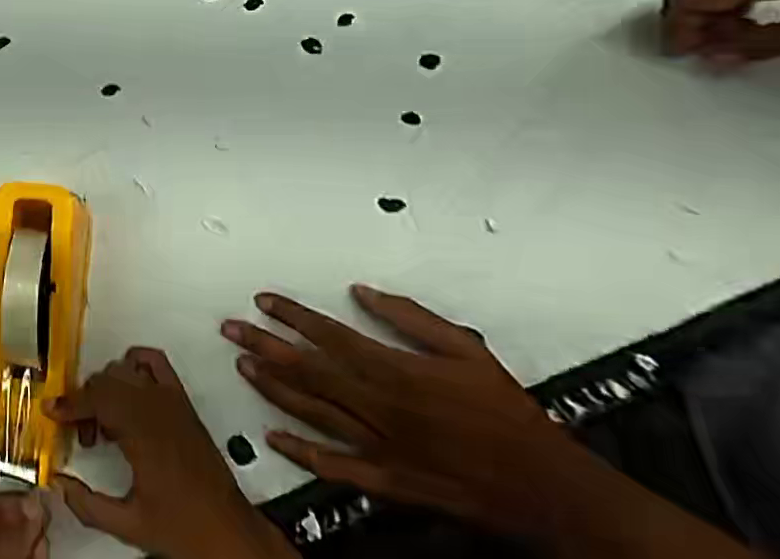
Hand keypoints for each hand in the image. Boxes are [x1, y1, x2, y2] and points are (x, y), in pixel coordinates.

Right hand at [44, 348, 296, 558]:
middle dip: (85, 402)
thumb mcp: (129, 525)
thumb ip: (88, 504)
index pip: (95, 398)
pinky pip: (155, 362)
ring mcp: (172, 402)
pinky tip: (129, 387)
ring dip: (107, 388)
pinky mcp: (184, 403)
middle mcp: (158, 409)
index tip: (53, 412)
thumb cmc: (187, 529)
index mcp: (143, 434)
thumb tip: (60, 483)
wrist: (232, 535)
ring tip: (106, 420)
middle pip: (105, 381)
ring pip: (124, 369)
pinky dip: (135, 362)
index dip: (69, 404)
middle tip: (82, 433)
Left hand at [224, 286, 754, 557]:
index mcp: (394, 371)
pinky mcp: (386, 481)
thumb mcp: (467, 351)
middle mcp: (377, 405)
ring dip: (272, 387)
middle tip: (230, 329)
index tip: (263, 300)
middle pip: (306, 369)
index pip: (327, 334)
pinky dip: (301, 452)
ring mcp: (378, 445)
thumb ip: (411, 318)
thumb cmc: (508, 414)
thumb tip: (363, 290)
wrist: (549, 489)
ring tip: (243, 366)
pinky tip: (273, 438)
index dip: (291, 315)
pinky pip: (334, 466)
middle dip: (263, 345)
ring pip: (311, 411)